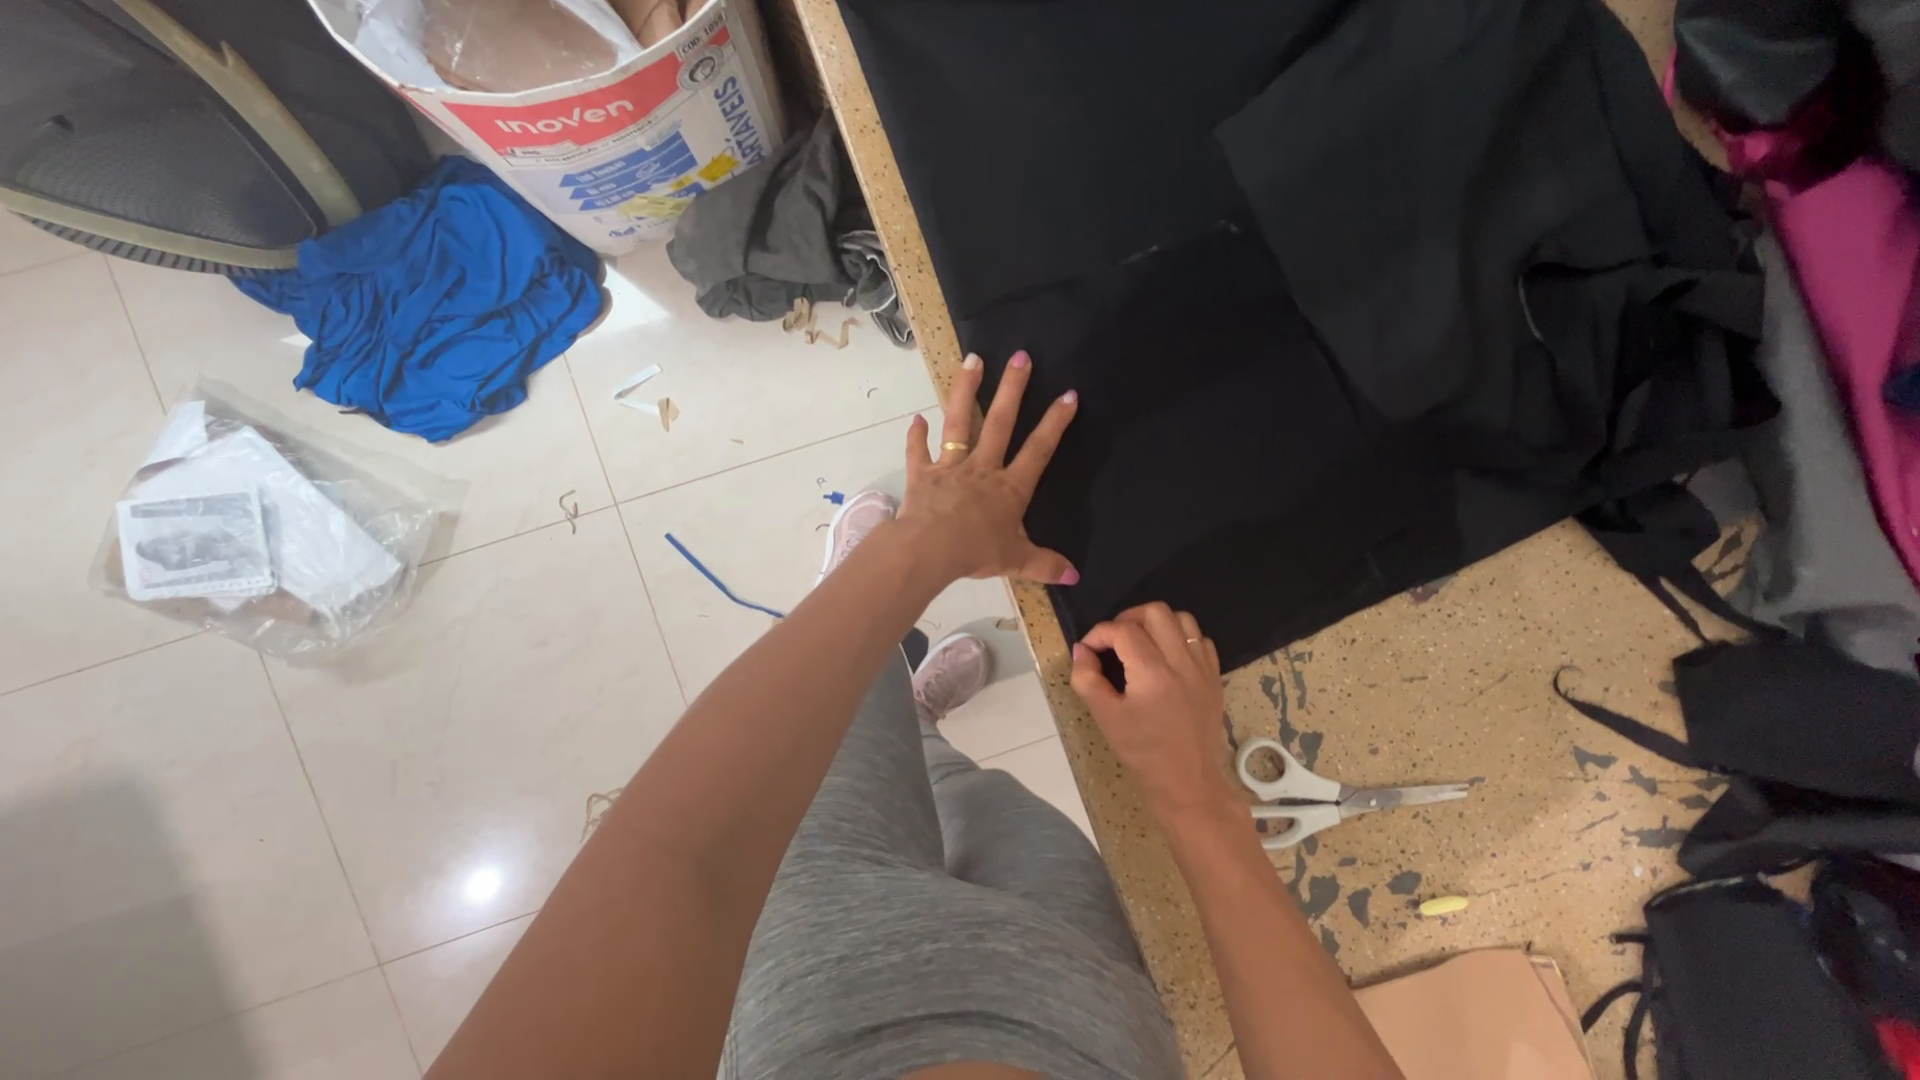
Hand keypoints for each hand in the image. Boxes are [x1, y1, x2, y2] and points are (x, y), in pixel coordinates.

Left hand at [897, 350, 1078, 583]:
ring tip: (972, 360)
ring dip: (965, 390)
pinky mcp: (922, 475)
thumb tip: (1074, 576)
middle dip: (1013, 388)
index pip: (1038, 450)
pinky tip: (916, 419)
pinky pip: (919, 452)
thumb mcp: (1017, 562)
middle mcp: (982, 469)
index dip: (1055, 422)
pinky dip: (916, 436)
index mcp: (1009, 488)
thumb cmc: (975, 553)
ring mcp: (950, 468)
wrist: (929, 551)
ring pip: (960, 423)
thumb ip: (1045, 565)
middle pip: (1000, 422)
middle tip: (1021, 356)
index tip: (1068, 394)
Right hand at [1070, 603, 1239, 821]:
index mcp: (1152, 673)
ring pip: (1182, 619)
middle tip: (1114, 640)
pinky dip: (1181, 639)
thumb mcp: (1105, 718)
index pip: (1122, 630)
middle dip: (1128, 618)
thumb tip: (1082, 651)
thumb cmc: (1143, 754)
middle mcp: (1181, 662)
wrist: (1189, 783)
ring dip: (1157, 623)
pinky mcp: (1214, 677)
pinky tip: (1166, 658)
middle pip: (1155, 612)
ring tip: (1140, 643)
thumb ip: (1087, 679)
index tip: (1088, 651)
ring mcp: (1202, 668)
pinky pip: (1200, 640)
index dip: (1099, 633)